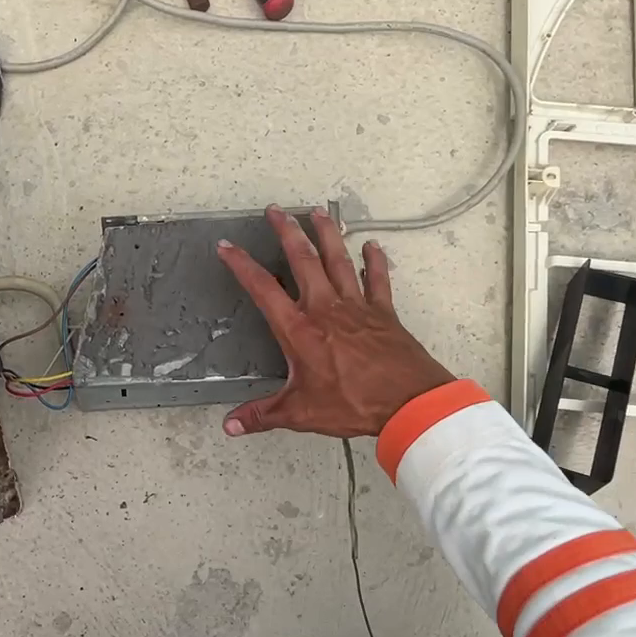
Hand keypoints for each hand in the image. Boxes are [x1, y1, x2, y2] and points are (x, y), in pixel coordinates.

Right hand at [217, 206, 454, 437]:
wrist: (408, 403)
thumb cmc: (353, 404)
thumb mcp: (299, 413)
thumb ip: (261, 416)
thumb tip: (230, 425)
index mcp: (299, 330)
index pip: (263, 289)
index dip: (242, 265)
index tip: (227, 247)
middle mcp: (326, 309)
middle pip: (303, 260)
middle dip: (286, 232)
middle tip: (275, 210)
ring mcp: (357, 307)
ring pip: (338, 260)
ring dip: (327, 234)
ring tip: (317, 212)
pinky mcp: (383, 313)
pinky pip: (378, 280)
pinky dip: (375, 262)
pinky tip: (372, 246)